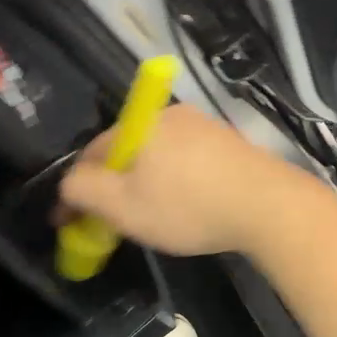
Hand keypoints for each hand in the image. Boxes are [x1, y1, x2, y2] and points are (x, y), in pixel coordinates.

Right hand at [57, 104, 319, 256]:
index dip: (76, 189)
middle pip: (127, 150)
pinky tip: (190, 205)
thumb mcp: (123, 207)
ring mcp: (206, 126)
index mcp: (139, 123)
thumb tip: (67, 185)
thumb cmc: (188, 207)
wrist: (268, 206)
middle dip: (114, 184)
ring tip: (152, 216)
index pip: (90, 153)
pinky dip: (179, 182)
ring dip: (147, 183)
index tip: (69, 221)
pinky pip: (190, 162)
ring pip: (160, 155)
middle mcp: (171, 115)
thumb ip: (83, 191)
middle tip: (112, 221)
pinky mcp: (232, 144)